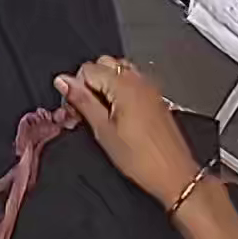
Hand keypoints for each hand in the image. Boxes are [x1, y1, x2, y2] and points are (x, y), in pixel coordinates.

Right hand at [55, 56, 203, 208]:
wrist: (174, 174)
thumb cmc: (141, 158)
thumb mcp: (102, 130)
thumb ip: (82, 100)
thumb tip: (63, 81)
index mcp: (123, 85)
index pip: (87, 69)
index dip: (76, 88)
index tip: (75, 109)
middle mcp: (138, 80)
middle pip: (102, 64)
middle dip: (89, 83)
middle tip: (86, 110)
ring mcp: (148, 86)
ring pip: (117, 70)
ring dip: (104, 85)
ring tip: (102, 112)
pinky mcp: (154, 96)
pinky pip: (131, 80)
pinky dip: (119, 89)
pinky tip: (117, 113)